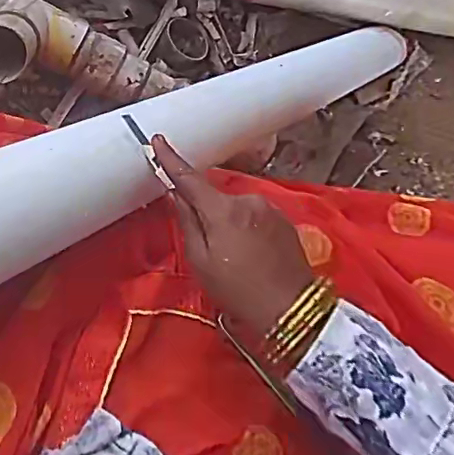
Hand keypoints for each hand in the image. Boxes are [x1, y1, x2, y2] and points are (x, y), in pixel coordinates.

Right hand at [152, 136, 314, 346]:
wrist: (294, 313)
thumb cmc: (238, 291)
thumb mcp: (199, 260)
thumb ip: (186, 221)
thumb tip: (176, 193)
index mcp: (223, 210)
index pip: (189, 178)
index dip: (171, 159)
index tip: (158, 141)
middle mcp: (248, 200)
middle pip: (214, 195)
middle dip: (206, 210)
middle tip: (207, 243)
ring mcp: (269, 208)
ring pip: (235, 205)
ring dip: (228, 219)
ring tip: (233, 254)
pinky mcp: (284, 220)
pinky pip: (253, 214)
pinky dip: (246, 226)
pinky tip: (250, 252)